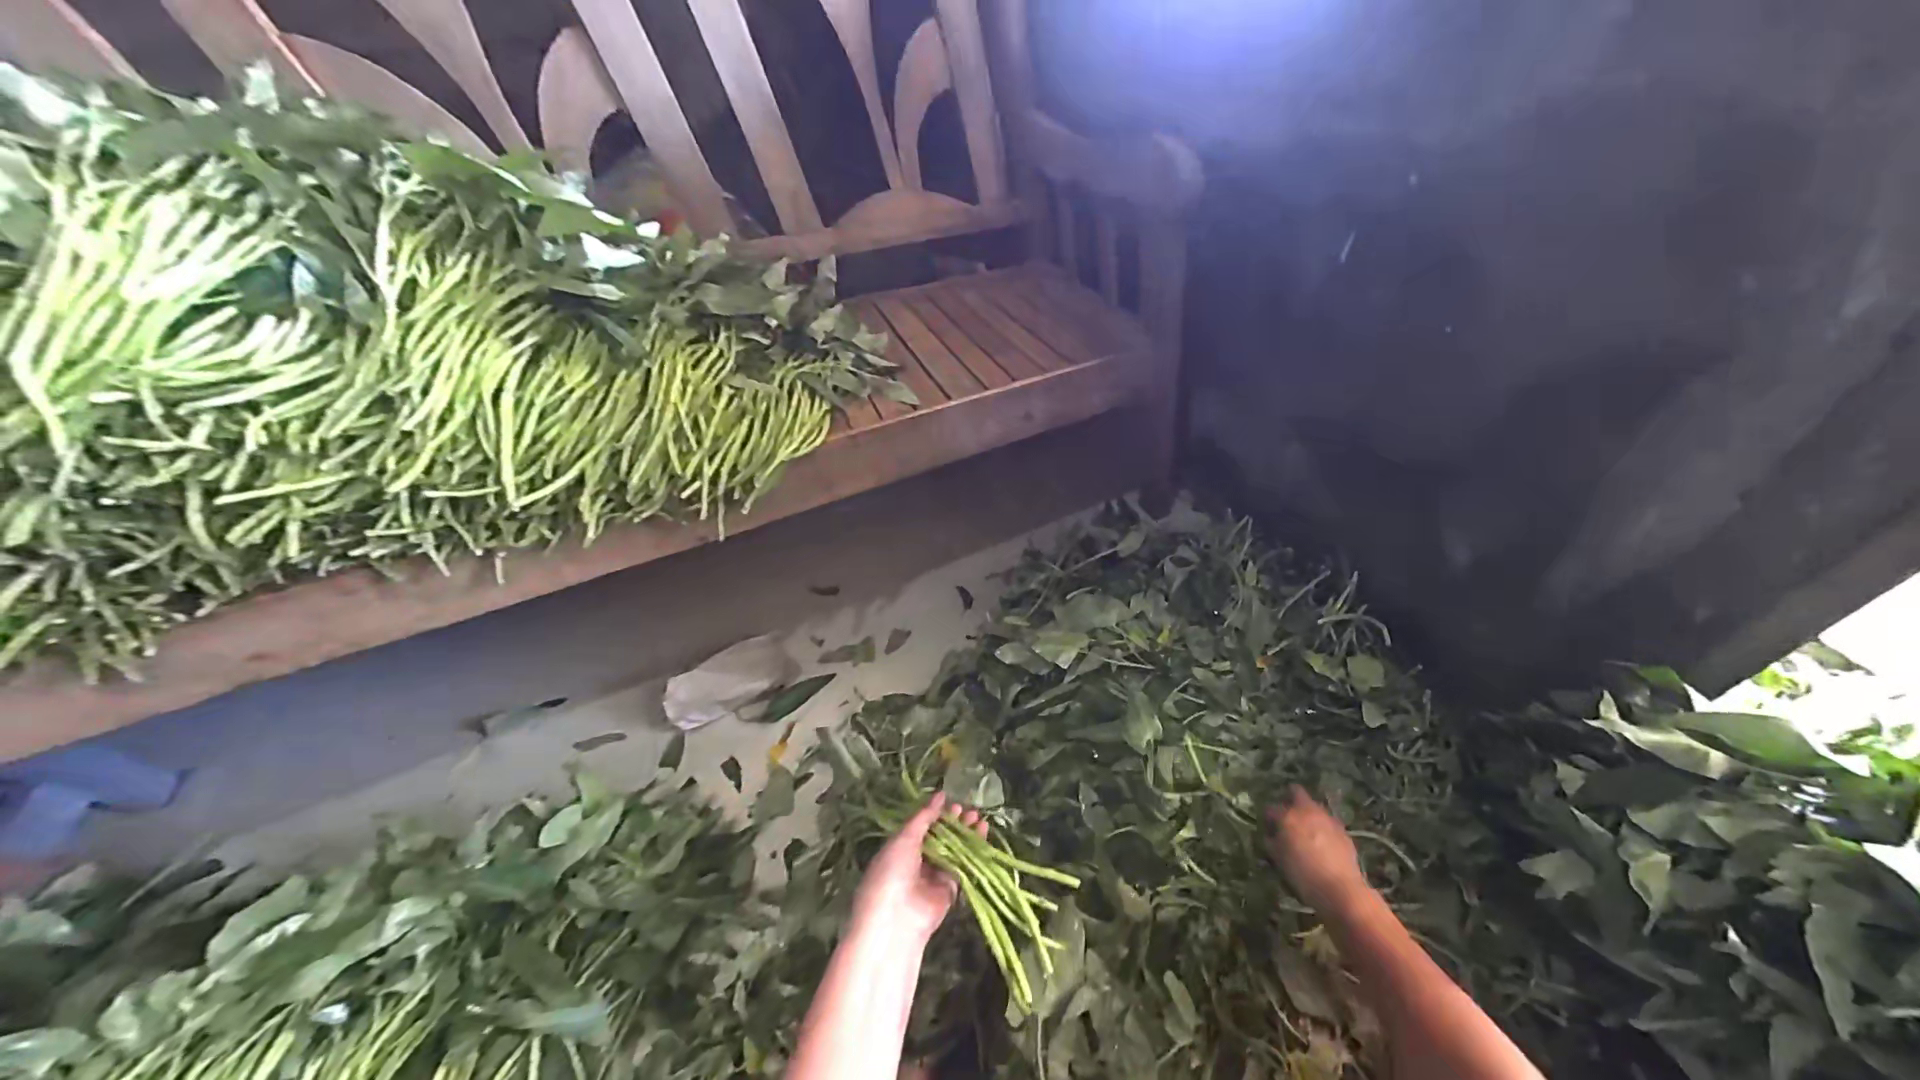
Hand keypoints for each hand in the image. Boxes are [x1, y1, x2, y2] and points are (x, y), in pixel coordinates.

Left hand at [851, 793, 987, 947]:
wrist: (896, 919)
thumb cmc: (892, 871)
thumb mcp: (903, 838)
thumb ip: (924, 817)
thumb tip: (940, 795)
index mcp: (900, 846)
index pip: (922, 825)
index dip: (937, 813)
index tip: (952, 800)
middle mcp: (916, 860)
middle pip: (939, 837)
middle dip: (953, 823)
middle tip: (969, 809)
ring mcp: (933, 875)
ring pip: (953, 850)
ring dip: (965, 834)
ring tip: (978, 818)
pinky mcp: (949, 890)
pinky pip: (962, 867)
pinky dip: (973, 852)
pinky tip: (982, 835)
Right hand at [1267, 786, 1369, 911]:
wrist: (1340, 889)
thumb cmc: (1302, 874)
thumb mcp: (1278, 859)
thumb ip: (1271, 842)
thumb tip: (1271, 835)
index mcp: (1287, 816)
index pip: (1271, 808)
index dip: (1268, 817)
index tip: (1268, 827)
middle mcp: (1307, 811)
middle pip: (1297, 792)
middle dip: (1290, 798)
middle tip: (1287, 814)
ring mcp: (1328, 819)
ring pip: (1315, 806)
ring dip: (1308, 813)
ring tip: (1306, 830)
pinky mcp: (1343, 831)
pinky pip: (1328, 822)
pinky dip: (1323, 826)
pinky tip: (1322, 842)